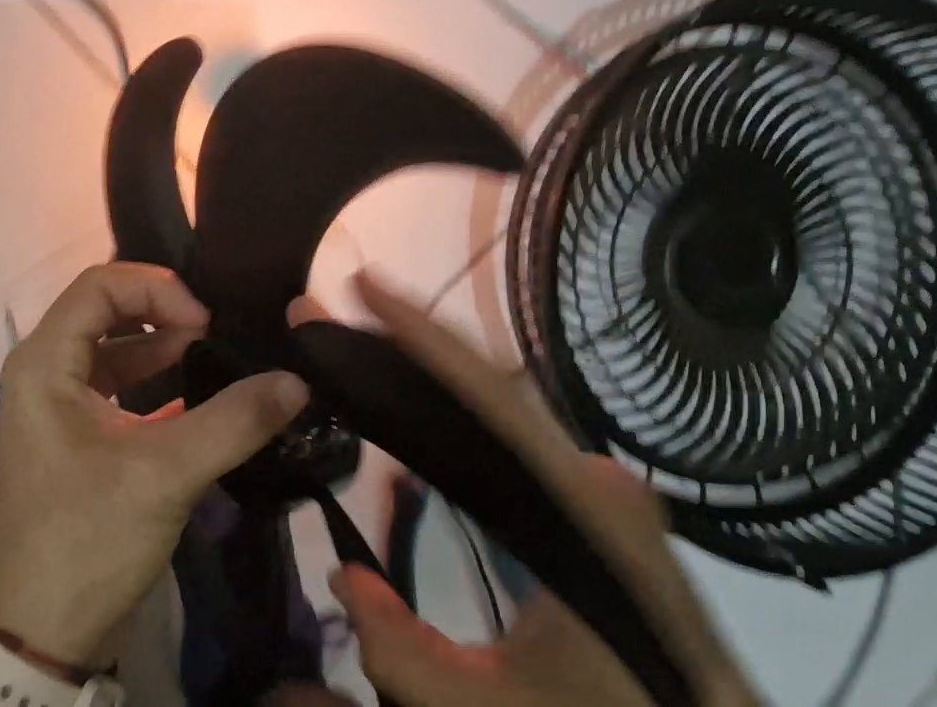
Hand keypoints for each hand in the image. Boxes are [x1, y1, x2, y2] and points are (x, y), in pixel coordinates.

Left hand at [0, 262, 310, 664]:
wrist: (42, 625)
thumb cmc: (89, 535)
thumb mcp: (164, 474)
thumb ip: (232, 422)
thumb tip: (297, 380)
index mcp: (45, 361)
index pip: (100, 286)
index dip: (158, 290)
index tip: (207, 322)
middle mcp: (45, 369)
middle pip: (107, 311)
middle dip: (165, 313)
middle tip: (221, 333)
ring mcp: (60, 403)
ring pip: (117, 350)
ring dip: (165, 349)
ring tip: (223, 357)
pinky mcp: (79, 433)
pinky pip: (121, 388)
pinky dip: (159, 384)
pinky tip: (205, 396)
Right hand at [319, 274, 761, 706]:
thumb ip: (402, 652)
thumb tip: (344, 576)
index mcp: (583, 507)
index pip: (489, 395)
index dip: (423, 332)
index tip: (363, 284)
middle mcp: (596, 479)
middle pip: (490, 387)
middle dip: (409, 341)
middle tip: (336, 316)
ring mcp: (599, 490)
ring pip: (502, 410)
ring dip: (430, 374)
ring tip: (359, 353)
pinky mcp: (593, 507)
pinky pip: (513, 442)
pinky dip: (455, 414)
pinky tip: (412, 418)